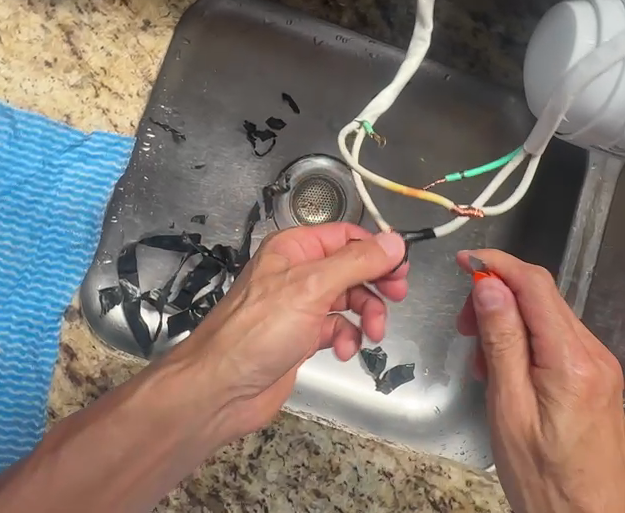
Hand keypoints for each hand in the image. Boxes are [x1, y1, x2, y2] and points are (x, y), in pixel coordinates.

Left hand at [158, 223, 408, 439]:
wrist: (222, 388)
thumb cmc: (259, 330)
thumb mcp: (313, 287)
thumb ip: (356, 263)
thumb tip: (394, 241)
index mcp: (294, 248)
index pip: (345, 236)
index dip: (375, 250)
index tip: (401, 269)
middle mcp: (297, 271)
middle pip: (350, 267)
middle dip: (374, 284)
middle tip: (397, 298)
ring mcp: (298, 305)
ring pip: (347, 299)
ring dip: (364, 314)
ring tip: (371, 333)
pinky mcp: (300, 336)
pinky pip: (336, 328)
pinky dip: (346, 338)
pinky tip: (344, 350)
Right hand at [455, 250, 624, 512]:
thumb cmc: (544, 479)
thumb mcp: (510, 409)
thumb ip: (502, 341)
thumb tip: (488, 283)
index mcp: (572, 359)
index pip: (534, 284)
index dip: (496, 263)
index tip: (462, 261)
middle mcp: (594, 353)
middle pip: (540, 295)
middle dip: (496, 296)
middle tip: (463, 328)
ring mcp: (600, 366)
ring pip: (546, 316)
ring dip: (508, 321)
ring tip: (481, 360)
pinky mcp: (598, 380)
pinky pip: (556, 339)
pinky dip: (525, 341)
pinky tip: (505, 370)